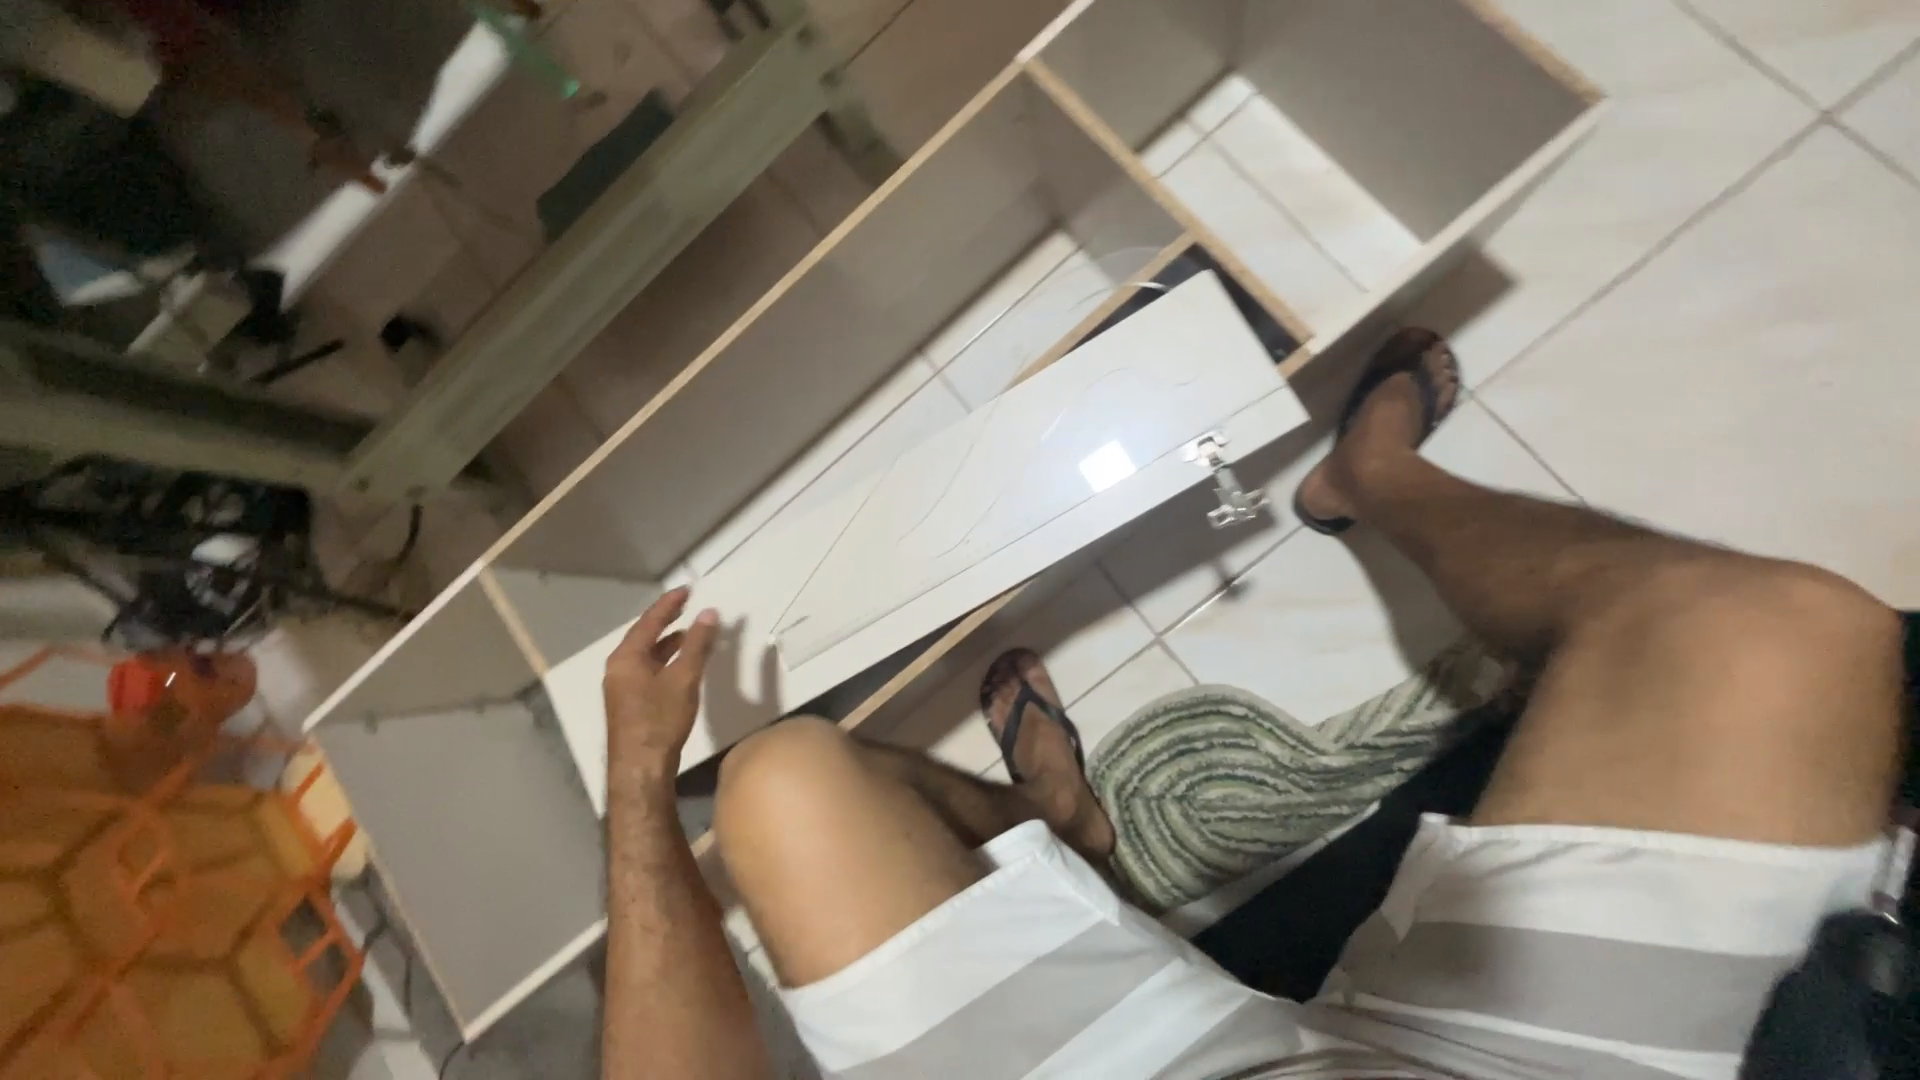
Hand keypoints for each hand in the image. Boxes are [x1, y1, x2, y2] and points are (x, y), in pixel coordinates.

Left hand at [604, 586, 719, 780]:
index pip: (649, 621)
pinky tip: (679, 665)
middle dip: (666, 620)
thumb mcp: (684, 678)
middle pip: (643, 636)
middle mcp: (618, 668)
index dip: (669, 604)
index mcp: (626, 657)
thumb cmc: (660, 719)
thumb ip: (697, 644)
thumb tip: (708, 612)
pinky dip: (663, 660)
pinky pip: (646, 669)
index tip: (687, 589)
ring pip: (645, 655)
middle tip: (686, 604)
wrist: (640, 767)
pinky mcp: (629, 703)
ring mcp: (621, 687)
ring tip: (689, 633)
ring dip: (666, 642)